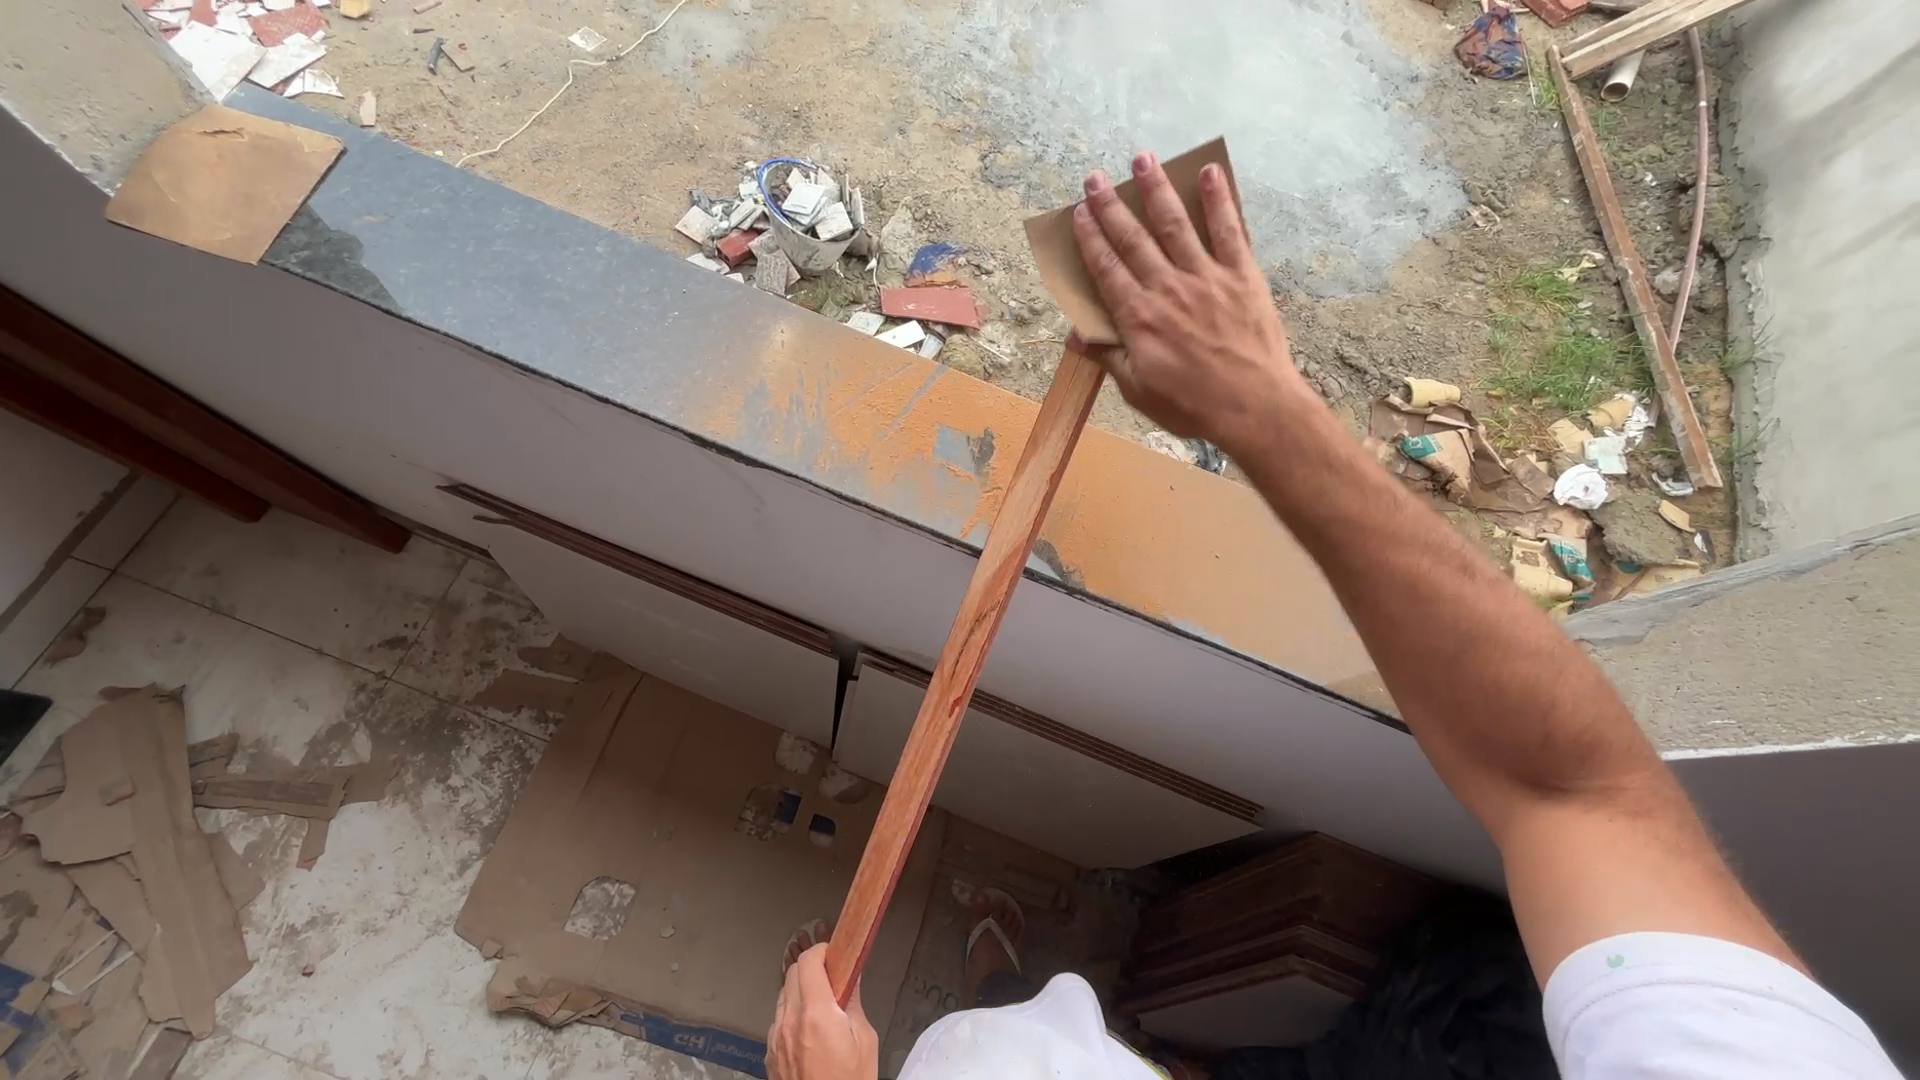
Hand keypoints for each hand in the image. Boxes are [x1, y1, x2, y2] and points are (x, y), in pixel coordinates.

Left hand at [767, 944, 877, 1079]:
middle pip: (792, 973)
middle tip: (832, 976)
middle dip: (812, 967)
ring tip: (821, 1004)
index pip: (808, 962)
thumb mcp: (865, 1040)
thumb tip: (851, 976)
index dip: (822, 951)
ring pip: (783, 995)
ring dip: (800, 989)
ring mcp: (775, 1039)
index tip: (835, 955)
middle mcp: (789, 1021)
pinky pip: (778, 1019)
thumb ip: (854, 1003)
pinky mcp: (769, 1054)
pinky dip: (791, 1013)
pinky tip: (808, 1029)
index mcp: (815, 1014)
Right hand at [1071, 153, 1306, 458]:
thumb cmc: (1191, 405)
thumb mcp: (1138, 390)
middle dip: (1112, 205)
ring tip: (1143, 159)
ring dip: (1156, 190)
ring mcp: (1206, 278)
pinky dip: (1219, 200)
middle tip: (1096, 178)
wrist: (1252, 407)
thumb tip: (1077, 338)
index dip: (1090, 238)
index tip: (1079, 212)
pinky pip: (1229, 230)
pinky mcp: (1241, 276)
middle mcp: (1167, 288)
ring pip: (1175, 224)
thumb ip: (1109, 358)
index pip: (1106, 268)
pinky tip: (1210, 173)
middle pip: (1133, 238)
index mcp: (1138, 317)